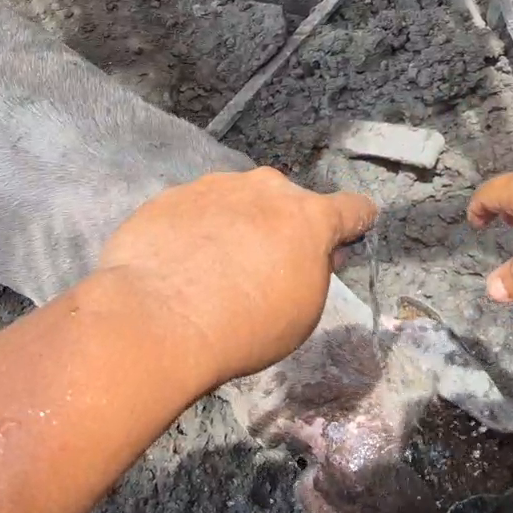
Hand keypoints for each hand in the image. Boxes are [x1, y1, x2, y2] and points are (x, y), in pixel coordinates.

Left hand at [98, 167, 375, 384]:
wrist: (156, 320)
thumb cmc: (246, 326)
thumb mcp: (303, 312)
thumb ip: (315, 271)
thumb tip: (311, 253)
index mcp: (309, 216)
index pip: (352, 208)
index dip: (356, 222)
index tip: (351, 233)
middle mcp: (265, 188)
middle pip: (288, 203)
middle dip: (285, 228)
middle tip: (266, 268)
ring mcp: (214, 186)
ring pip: (238, 202)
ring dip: (238, 226)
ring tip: (212, 270)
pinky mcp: (170, 196)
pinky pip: (195, 211)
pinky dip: (195, 232)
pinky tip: (178, 266)